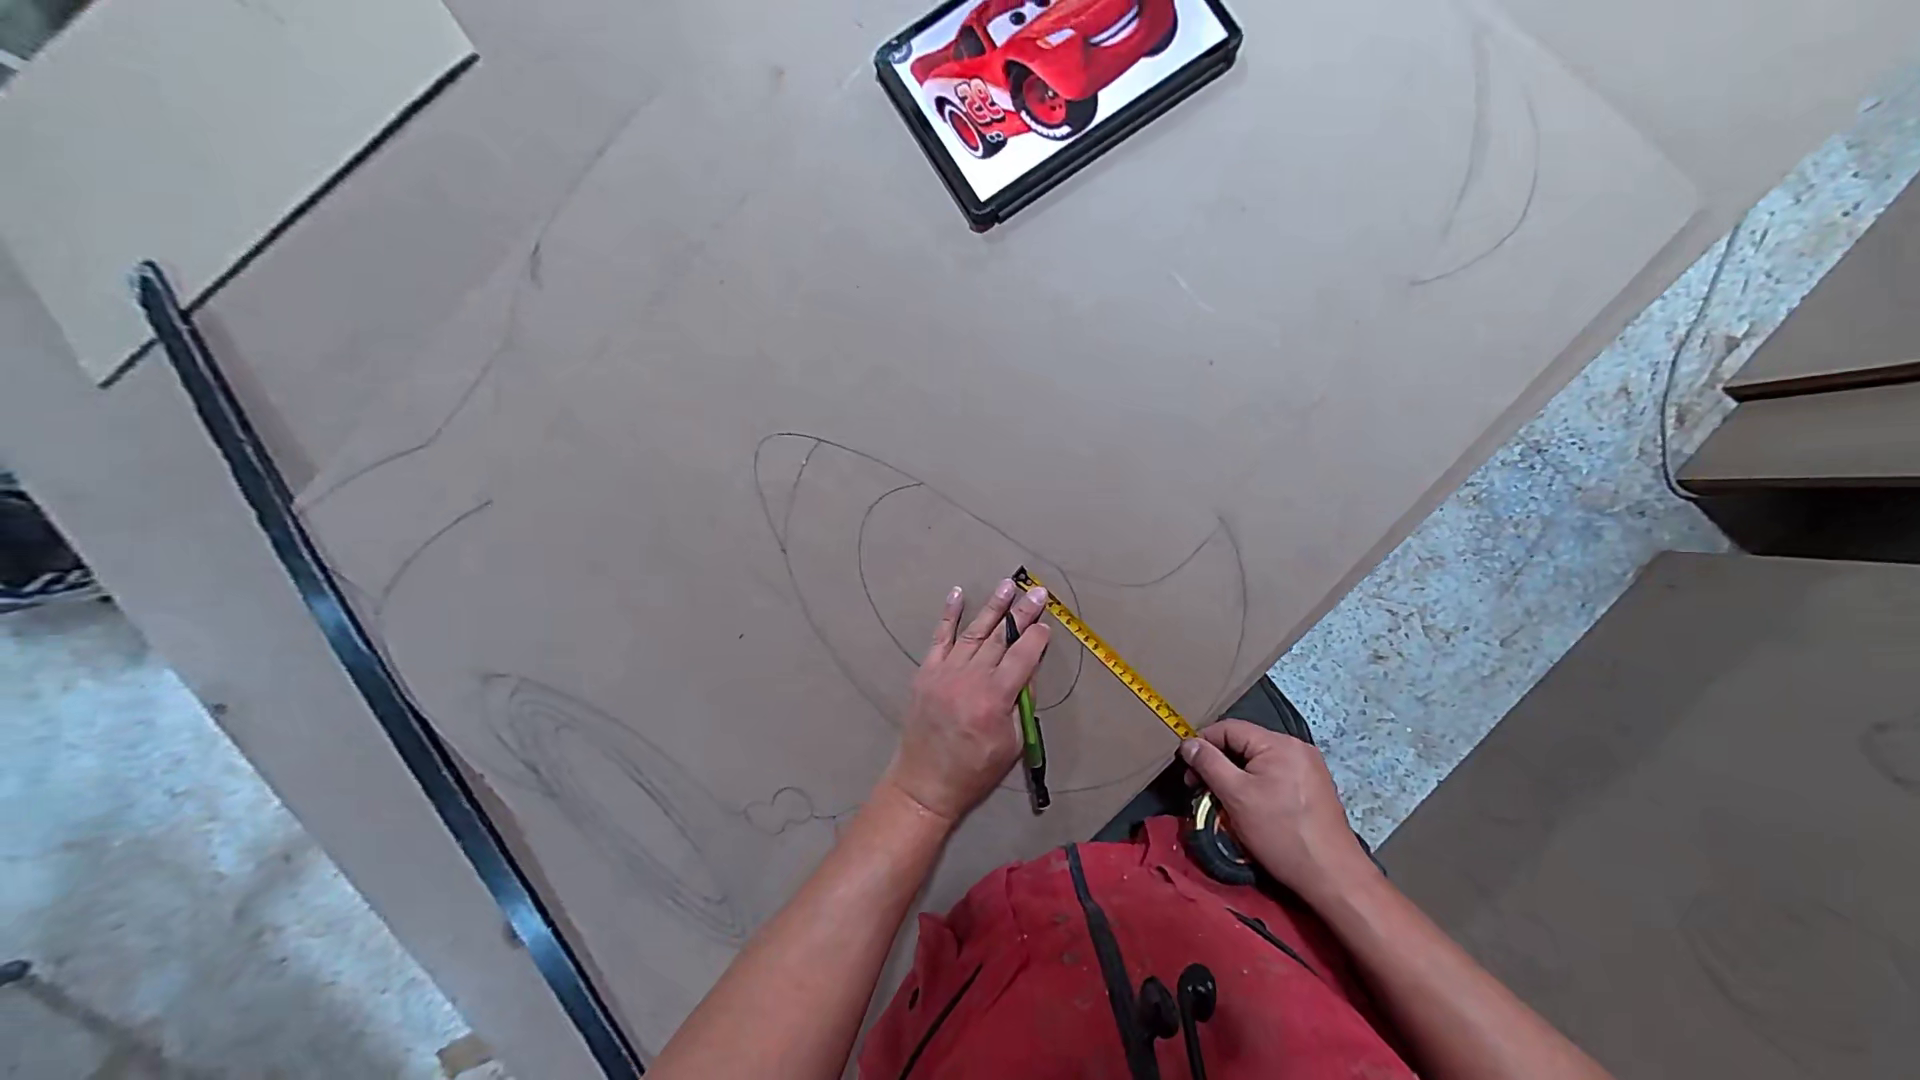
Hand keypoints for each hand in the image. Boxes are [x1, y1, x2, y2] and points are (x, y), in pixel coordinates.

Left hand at [882, 578, 1050, 823]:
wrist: (924, 782)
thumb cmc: (974, 771)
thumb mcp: (1012, 744)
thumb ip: (1020, 704)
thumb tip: (1024, 672)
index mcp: (994, 699)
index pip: (1023, 658)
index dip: (1037, 639)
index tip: (1047, 624)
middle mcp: (970, 679)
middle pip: (1002, 638)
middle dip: (1022, 613)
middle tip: (1038, 592)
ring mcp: (945, 672)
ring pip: (974, 631)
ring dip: (993, 606)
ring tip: (1007, 585)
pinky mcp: (927, 672)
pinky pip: (940, 637)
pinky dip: (949, 614)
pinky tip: (958, 594)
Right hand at [1180, 719, 1375, 904]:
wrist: (1333, 877)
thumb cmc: (1280, 834)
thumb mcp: (1235, 796)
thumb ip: (1208, 763)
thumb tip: (1188, 743)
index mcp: (1278, 743)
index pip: (1227, 728)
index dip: (1202, 745)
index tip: (1188, 772)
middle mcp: (1296, 747)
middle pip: (1243, 743)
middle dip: (1218, 763)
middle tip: (1201, 789)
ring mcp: (1308, 767)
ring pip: (1257, 761)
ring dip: (1235, 776)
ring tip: (1224, 800)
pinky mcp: (1314, 787)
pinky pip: (1274, 774)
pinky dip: (1255, 785)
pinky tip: (1249, 806)